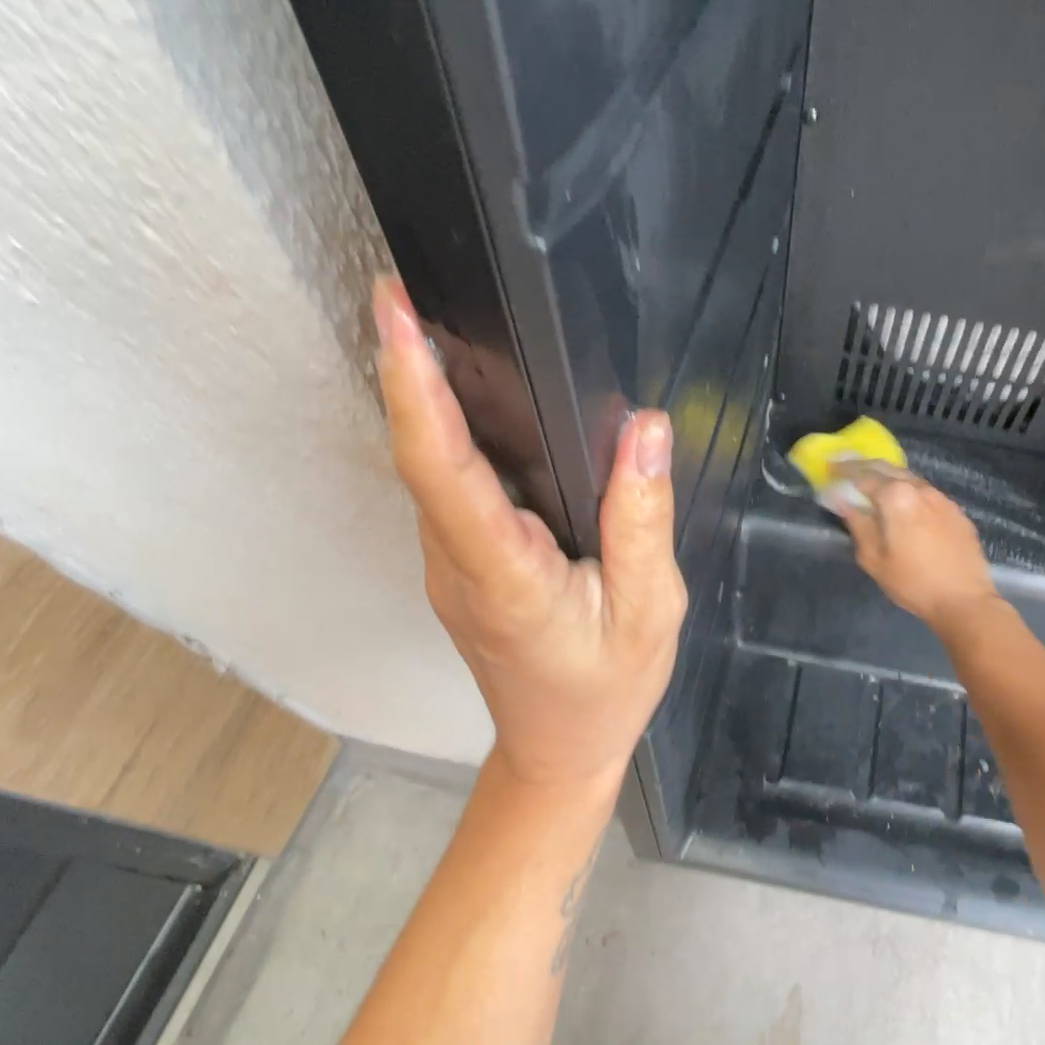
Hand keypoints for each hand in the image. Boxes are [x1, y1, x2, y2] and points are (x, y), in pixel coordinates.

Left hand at [374, 278, 687, 787]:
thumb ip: (642, 519)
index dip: (414, 388)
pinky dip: (444, 436)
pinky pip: (446, 493)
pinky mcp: (458, 569)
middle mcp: (457, 565)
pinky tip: (469, 405)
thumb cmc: (607, 691)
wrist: (559, 751)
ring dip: (421, 400)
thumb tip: (643, 429)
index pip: (444, 470)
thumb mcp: (650, 609)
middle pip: (421, 458)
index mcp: (505, 575)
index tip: (394, 317)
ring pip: (428, 473)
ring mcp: (448, 568)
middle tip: (404, 293)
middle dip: (404, 372)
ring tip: (433, 329)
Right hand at [835, 463, 1001, 629]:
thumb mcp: (873, 558)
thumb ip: (857, 524)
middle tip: (848, 470)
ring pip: (909, 479)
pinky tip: (906, 505)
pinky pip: (927, 494)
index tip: (830, 470)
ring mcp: (942, 498)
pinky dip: (909, 492)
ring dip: (889, 478)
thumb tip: (844, 501)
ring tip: (874, 486)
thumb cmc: (912, 582)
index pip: (862, 475)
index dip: (843, 472)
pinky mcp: (956, 511)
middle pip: (887, 469)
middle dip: (865, 468)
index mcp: (896, 496)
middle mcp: (920, 488)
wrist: (964, 599)